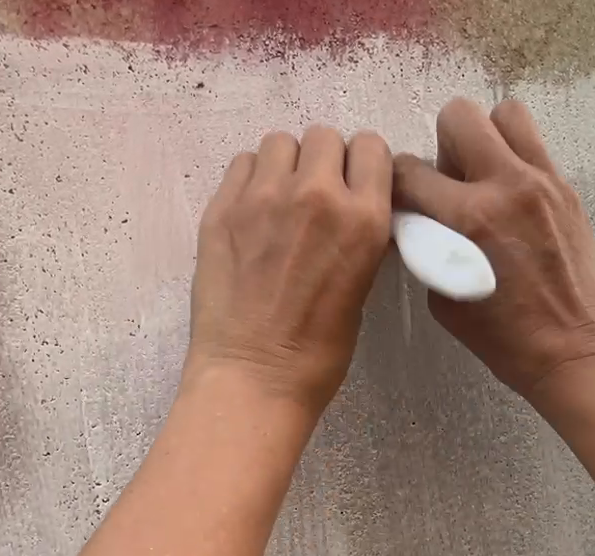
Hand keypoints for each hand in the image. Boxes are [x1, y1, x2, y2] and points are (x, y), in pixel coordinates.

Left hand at [188, 126, 393, 412]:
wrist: (255, 377)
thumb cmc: (318, 354)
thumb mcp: (361, 288)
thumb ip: (358, 236)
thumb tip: (351, 210)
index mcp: (363, 220)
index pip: (372, 148)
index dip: (364, 167)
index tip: (356, 188)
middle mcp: (316, 194)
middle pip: (325, 137)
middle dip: (325, 164)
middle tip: (316, 201)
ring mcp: (263, 196)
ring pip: (280, 143)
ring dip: (286, 167)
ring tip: (281, 206)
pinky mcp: (222, 207)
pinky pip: (243, 163)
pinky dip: (252, 181)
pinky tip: (253, 217)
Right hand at [392, 99, 594, 400]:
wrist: (574, 354)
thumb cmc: (506, 342)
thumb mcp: (446, 302)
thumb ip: (428, 251)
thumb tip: (419, 225)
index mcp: (470, 218)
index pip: (410, 172)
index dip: (396, 186)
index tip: (403, 203)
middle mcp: (508, 185)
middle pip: (459, 115)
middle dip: (442, 148)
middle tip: (450, 186)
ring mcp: (545, 182)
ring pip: (505, 114)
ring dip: (486, 139)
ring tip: (485, 181)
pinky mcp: (567, 191)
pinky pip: (534, 147)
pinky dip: (515, 162)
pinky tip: (513, 202)